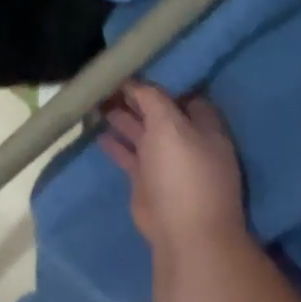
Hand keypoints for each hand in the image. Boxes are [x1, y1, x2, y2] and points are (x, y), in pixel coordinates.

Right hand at [100, 80, 246, 254]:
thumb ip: (153, 100)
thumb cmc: (184, 173)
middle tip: (106, 83)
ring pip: (142, 133)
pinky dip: (115, 144)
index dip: (164, 84)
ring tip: (95, 102)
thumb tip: (136, 81)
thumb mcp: (170, 127)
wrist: (184, 230)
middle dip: (137, 99)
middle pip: (161, 115)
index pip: (187, 99)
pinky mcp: (148, 180)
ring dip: (123, 119)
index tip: (135, 70)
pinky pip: (129, 155)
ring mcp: (168, 164)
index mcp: (205, 131)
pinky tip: (97, 133)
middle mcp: (189, 144)